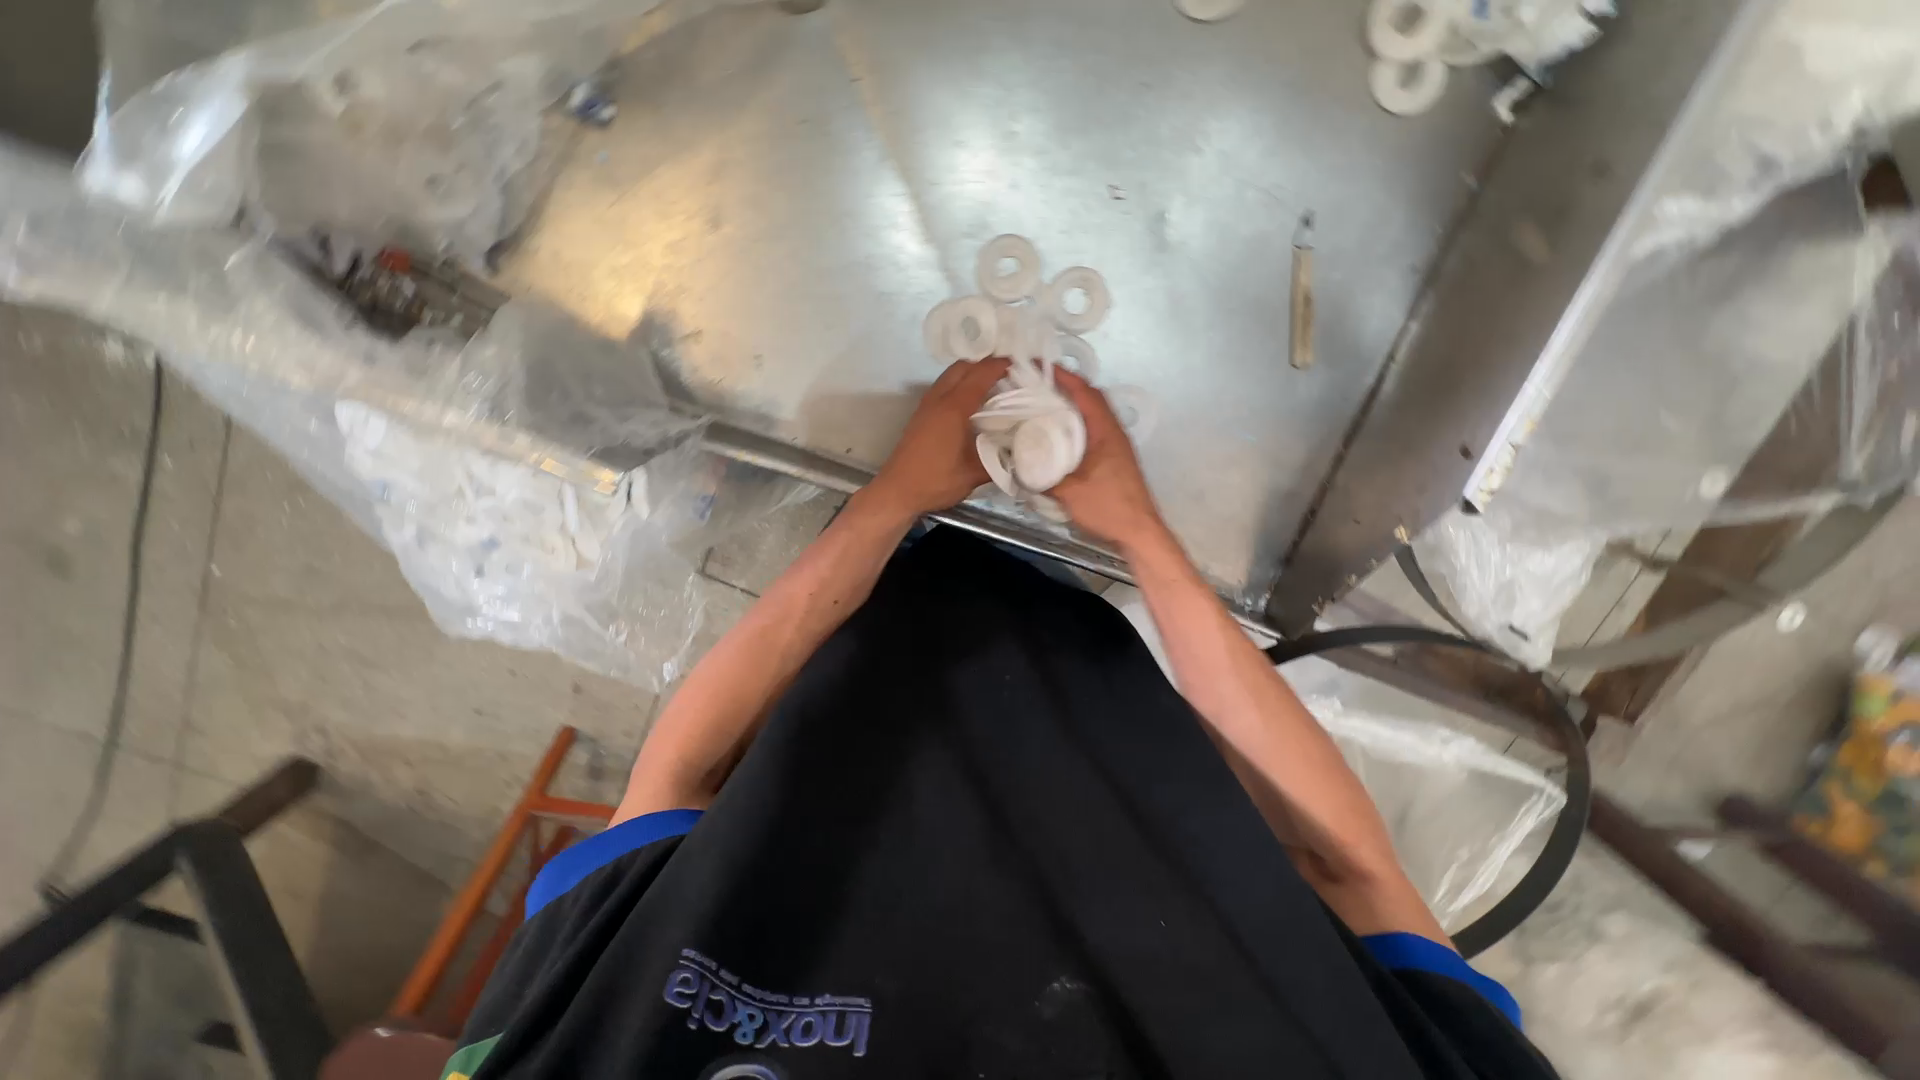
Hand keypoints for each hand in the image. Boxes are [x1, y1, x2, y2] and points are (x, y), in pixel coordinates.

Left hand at [864, 357, 1011, 521]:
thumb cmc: (935, 481)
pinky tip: (975, 404)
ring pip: (952, 375)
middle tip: (1013, 375)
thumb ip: (1001, 459)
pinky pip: (945, 387)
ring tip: (997, 387)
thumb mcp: (974, 474)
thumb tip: (1026, 450)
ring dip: (973, 374)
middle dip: (988, 365)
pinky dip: (962, 385)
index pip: (982, 374)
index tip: (1026, 366)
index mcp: (953, 408)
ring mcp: (927, 405)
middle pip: (964, 366)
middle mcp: (938, 399)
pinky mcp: (922, 414)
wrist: (897, 492)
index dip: (1004, 365)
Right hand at [1049, 370, 1166, 551]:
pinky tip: (1061, 435)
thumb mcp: (1069, 493)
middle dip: (1067, 386)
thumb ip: (1043, 478)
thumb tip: (1018, 468)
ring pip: (1095, 414)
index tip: (1040, 366)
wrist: (1139, 533)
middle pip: (1092, 398)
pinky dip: (1078, 423)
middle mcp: (1114, 432)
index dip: (1064, 376)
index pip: (1085, 393)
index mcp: (1105, 432)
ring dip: (1073, 405)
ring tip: (1046, 405)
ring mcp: (1118, 446)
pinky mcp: (1117, 459)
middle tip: (1039, 385)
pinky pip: (1095, 429)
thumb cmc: (1108, 508)